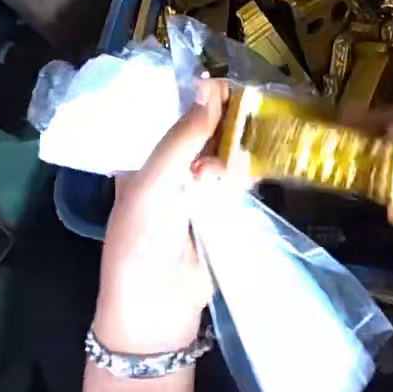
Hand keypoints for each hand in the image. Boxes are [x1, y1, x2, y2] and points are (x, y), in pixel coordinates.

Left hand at [92, 80, 225, 353]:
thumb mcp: (153, 182)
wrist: (156, 311)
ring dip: (232, 145)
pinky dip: (243, 172)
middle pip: (197, 133)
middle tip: (244, 100)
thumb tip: (209, 88)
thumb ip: (182, 139)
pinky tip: (253, 163)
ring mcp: (194, 193)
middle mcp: (166, 171)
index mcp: (139, 159)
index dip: (189, 97)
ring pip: (219, 155)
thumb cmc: (140, 239)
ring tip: (248, 134)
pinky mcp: (219, 213)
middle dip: (217, 118)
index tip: (217, 80)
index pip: (164, 117)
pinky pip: (234, 183)